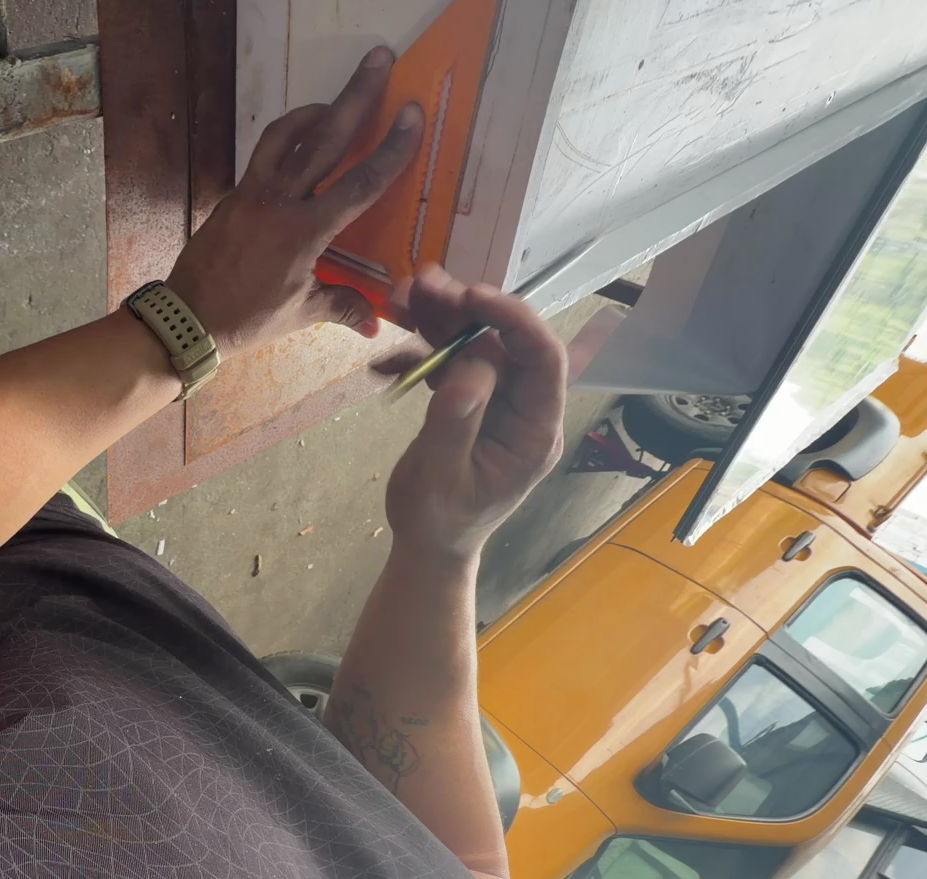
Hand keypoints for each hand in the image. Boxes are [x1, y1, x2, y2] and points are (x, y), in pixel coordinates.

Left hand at [165, 48, 422, 354]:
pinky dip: (285, 141)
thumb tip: (375, 324)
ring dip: (313, 112)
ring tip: (332, 104)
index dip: (390, 150)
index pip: (359, 185)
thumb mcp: (299, 314)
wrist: (188, 318)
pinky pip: (263, 156)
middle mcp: (279, 202)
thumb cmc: (247, 319)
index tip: (411, 114)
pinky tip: (295, 144)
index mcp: (303, 233)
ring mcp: (251, 194)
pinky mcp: (232, 195)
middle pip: (325, 139)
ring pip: (285, 135)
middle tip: (378, 59)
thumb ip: (341, 308)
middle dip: (355, 97)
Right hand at [382, 265, 567, 560]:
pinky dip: (417, 358)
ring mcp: (495, 404)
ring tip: (400, 299)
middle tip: (421, 286)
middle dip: (464, 311)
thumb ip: (455, 424)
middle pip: (504, 343)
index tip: (472, 298)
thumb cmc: (438, 521)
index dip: (513, 320)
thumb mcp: (441, 478)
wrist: (427, 544)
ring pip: (473, 346)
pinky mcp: (468, 403)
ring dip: (437, 322)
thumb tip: (467, 371)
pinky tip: (384, 362)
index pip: (542, 360)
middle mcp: (522, 408)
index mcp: (534, 430)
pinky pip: (448, 367)